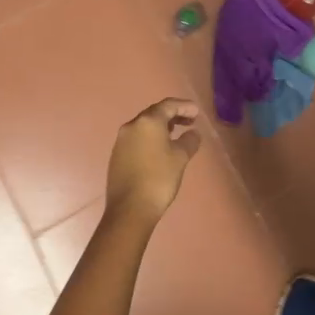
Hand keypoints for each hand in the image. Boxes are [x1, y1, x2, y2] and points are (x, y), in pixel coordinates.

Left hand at [105, 98, 202, 226]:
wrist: (130, 209)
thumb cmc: (159, 178)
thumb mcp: (180, 158)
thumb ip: (189, 140)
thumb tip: (193, 133)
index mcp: (148, 121)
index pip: (168, 105)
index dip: (184, 106)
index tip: (197, 112)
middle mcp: (131, 126)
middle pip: (155, 113)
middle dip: (173, 115)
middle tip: (189, 121)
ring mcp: (121, 141)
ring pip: (144, 126)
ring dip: (161, 127)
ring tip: (175, 134)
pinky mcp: (117, 155)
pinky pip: (137, 139)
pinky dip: (150, 138)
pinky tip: (159, 149)